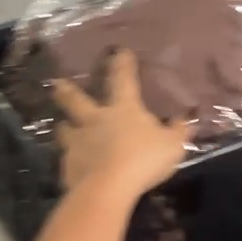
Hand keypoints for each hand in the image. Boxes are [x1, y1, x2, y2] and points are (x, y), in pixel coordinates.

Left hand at [52, 49, 191, 197]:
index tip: (118, 52)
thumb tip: (185, 120)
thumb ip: (178, 132)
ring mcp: (77, 142)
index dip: (122, 64)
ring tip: (62, 126)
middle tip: (55, 84)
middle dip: (66, 91)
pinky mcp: (68, 165)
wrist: (107, 188)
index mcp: (122, 110)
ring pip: (65, 129)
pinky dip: (70, 160)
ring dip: (64, 127)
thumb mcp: (172, 146)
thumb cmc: (143, 160)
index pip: (123, 80)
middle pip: (76, 101)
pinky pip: (67, 159)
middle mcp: (95, 121)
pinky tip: (72, 165)